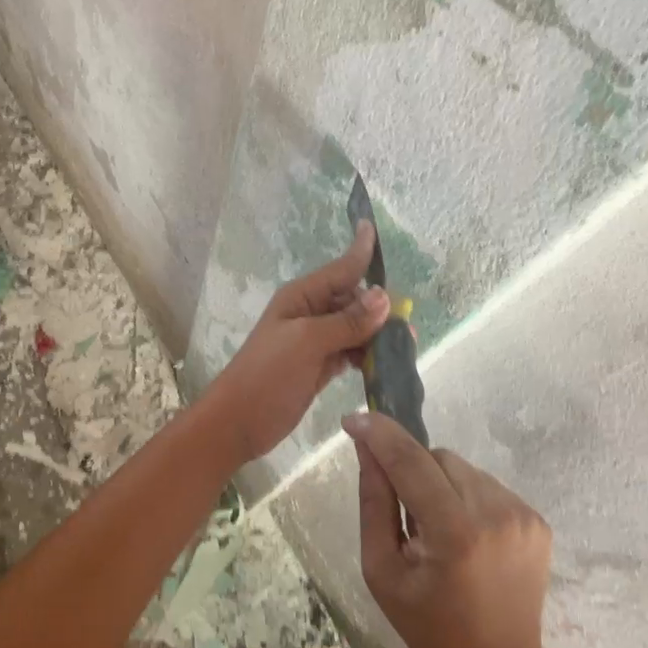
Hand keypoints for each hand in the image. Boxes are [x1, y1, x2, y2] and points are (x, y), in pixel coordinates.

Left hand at [202, 222, 390, 464]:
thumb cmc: (267, 374)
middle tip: (410, 322)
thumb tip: (384, 297)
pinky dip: (368, 355)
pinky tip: (388, 364)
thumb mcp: (307, 342)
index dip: (360, 250)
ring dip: (378, 334)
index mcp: (302, 296)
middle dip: (380, 305)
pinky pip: (351, 351)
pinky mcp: (320, 365)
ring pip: (356, 327)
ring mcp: (315, 340)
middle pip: (353, 299)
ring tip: (407, 345)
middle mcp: (310, 312)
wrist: (238, 422)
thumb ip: (347, 321)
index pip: (340, 268)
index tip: (374, 225)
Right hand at [345, 412, 552, 647]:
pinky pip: (488, 485)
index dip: (380, 434)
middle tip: (407, 513)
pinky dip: (469, 499)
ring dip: (442, 485)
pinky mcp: (537, 520)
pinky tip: (467, 536)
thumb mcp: (382, 571)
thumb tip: (366, 448)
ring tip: (439, 530)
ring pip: (464, 468)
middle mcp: (495, 513)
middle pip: (438, 457)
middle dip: (414, 472)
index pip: (410, 460)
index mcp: (454, 533)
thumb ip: (373, 504)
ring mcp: (522, 515)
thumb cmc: (428, 623)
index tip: (354, 419)